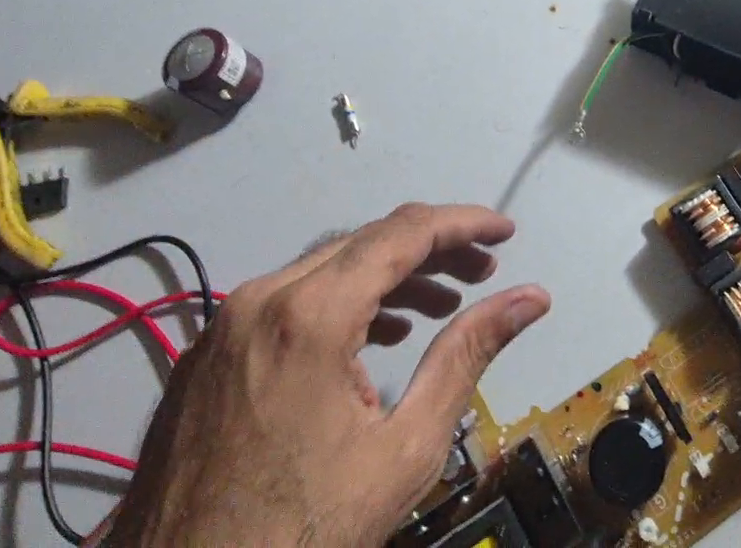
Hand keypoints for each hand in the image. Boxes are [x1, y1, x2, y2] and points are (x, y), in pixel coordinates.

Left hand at [105, 203, 550, 546]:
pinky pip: (288, 301)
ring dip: (389, 275)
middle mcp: (260, 298)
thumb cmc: (304, 531)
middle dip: (432, 249)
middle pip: (364, 242)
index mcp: (309, 314)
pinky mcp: (208, 353)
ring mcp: (225, 324)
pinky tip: (378, 337)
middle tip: (485, 270)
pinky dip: (343, 303)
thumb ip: (468, 355)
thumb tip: (532, 298)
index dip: (463, 223)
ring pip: (325, 268)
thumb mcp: (406, 447)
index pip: (403, 233)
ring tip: (443, 303)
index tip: (507, 231)